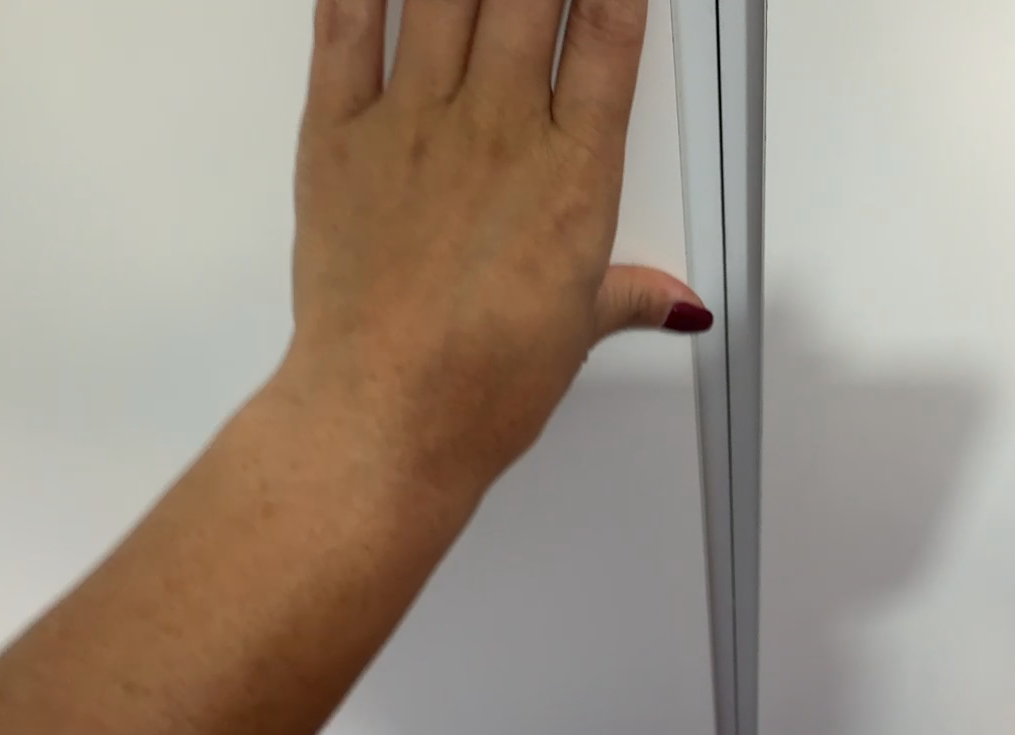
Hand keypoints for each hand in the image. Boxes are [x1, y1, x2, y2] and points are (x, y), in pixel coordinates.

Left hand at [282, 0, 710, 490]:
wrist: (389, 413)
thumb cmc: (484, 383)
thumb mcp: (578, 334)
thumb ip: (631, 296)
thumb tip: (676, 302)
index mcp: (572, 183)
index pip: (609, 43)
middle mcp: (498, 136)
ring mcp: (414, 126)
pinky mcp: (338, 135)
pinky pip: (345, 18)